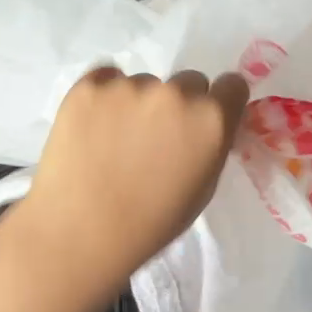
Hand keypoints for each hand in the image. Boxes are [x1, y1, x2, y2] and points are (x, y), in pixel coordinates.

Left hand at [23, 68, 248, 273]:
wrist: (80, 234)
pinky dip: (104, 96)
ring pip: (144, 82)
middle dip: (179, 104)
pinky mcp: (89, 85)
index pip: (231, 85)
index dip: (219, 102)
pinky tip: (93, 128)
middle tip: (155, 137)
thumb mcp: (203, 188)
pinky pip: (106, 78)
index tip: (203, 120)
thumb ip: (211, 146)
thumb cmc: (151, 223)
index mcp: (211, 120)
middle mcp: (176, 93)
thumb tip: (204, 127)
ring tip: (114, 141)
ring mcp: (130, 85)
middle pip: (188, 81)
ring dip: (138, 102)